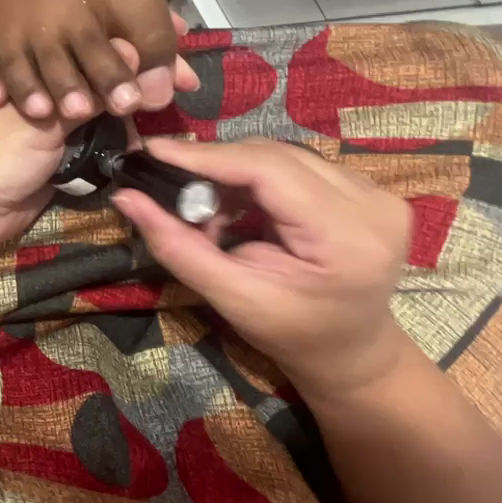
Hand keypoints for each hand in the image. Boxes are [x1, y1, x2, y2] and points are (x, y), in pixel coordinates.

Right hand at [0, 0, 191, 120]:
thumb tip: (177, 80)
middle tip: (86, 108)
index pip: (114, 67)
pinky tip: (2, 97)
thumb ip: (151, 28)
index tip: (132, 103)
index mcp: (88, 15)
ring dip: (38, 100)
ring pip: (25, 83)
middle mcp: (47, 31)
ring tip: (48, 111)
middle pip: (68, 79)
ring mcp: (6, 35)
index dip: (125, 88)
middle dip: (81, 98)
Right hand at [111, 138, 414, 399]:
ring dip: (234, 169)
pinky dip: (255, 175)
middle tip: (169, 182)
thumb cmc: (290, 332)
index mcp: (346, 237)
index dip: (207, 156)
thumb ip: (177, 245)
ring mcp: (376, 191)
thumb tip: (125, 197)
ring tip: (204, 203)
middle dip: (214, 164)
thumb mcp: (229, 295)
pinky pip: (296, 162)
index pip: (269, 169)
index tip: (154, 152)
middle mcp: (371, 203)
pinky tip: (238, 202)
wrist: (350, 350)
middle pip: (274, 155)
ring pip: (282, 153)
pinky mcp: (368, 187)